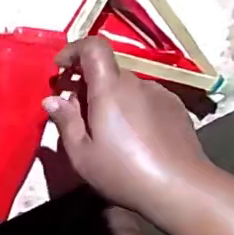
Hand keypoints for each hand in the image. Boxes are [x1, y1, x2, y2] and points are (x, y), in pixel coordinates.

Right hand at [43, 36, 212, 213]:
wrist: (181, 187)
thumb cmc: (124, 173)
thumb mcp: (83, 155)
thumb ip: (66, 122)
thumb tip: (52, 100)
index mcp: (110, 88)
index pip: (93, 47)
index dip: (73, 50)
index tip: (60, 70)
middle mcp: (137, 83)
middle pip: (108, 71)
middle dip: (87, 84)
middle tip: (75, 112)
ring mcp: (160, 94)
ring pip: (127, 87)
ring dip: (112, 99)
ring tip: (107, 132)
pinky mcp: (176, 108)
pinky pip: (146, 99)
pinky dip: (133, 108)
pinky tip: (134, 138)